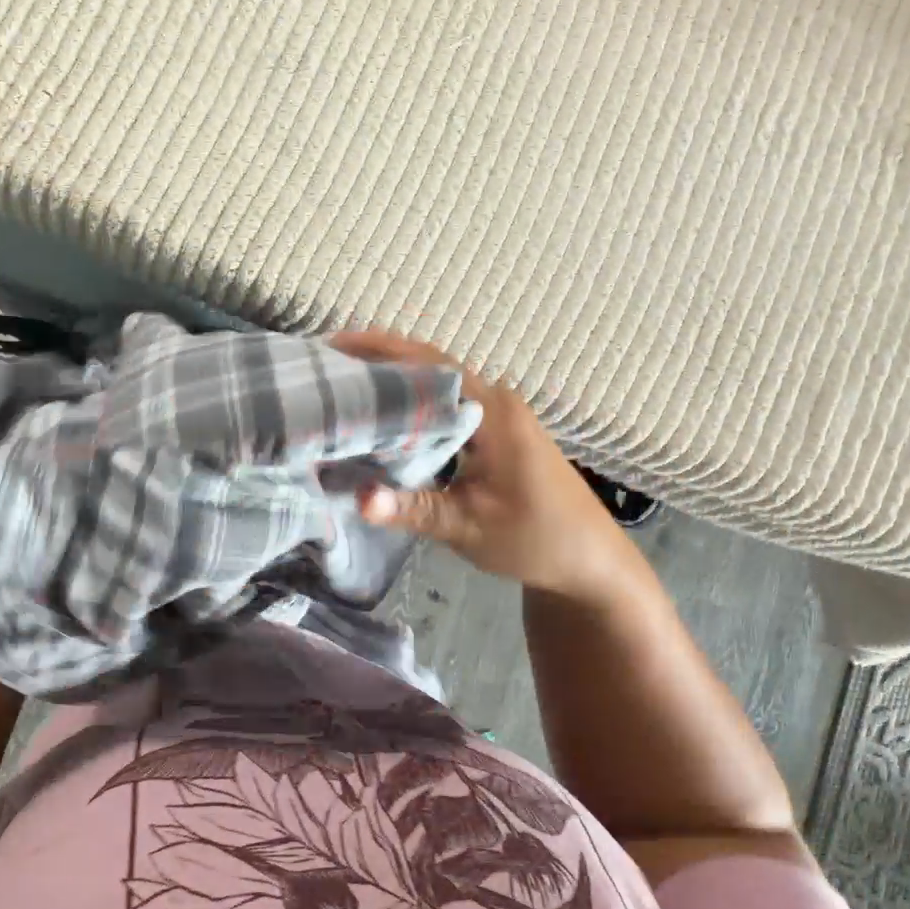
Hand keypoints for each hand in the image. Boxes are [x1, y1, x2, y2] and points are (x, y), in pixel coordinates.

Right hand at [332, 330, 632, 597]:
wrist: (587, 560)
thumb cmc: (535, 540)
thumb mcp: (468, 528)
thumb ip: (413, 509)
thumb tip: (358, 498)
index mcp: (493, 412)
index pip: (428, 364)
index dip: (379, 350)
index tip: (331, 348)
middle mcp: (495, 400)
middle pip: (428, 365)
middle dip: (376, 358)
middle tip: (322, 365)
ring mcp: (496, 414)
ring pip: (435, 383)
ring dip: (390, 378)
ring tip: (339, 383)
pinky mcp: (493, 431)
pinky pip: (443, 402)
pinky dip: (408, 400)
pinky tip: (377, 414)